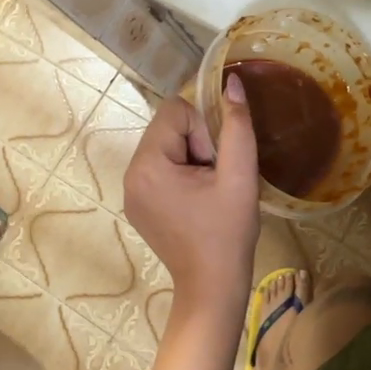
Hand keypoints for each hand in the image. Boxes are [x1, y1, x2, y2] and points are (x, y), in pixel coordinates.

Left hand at [122, 75, 261, 307]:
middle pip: (167, 127)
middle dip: (196, 143)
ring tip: (206, 191)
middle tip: (213, 179)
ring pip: (165, 145)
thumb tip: (231, 83)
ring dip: (190, 158)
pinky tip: (196, 201)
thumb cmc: (228, 232)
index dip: (203, 130)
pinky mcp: (137, 205)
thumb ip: (236, 124)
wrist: (213, 286)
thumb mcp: (240, 174)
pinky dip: (180, 174)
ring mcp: (130, 192)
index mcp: (148, 165)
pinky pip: (159, 167)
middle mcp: (130, 174)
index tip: (215, 164)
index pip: (175, 110)